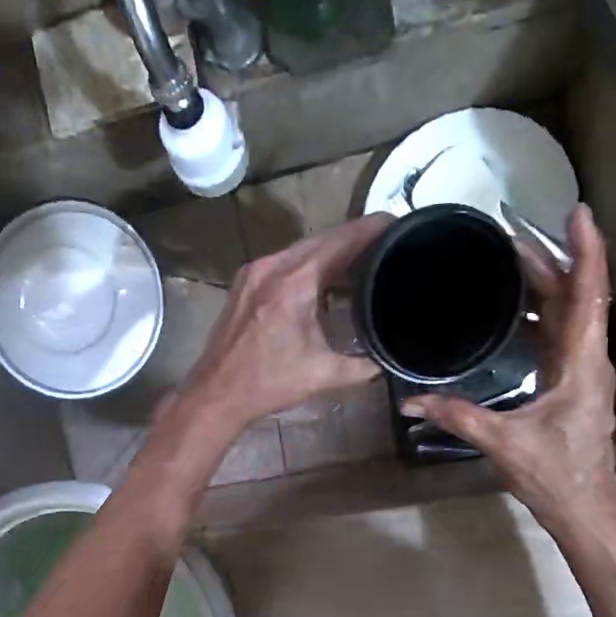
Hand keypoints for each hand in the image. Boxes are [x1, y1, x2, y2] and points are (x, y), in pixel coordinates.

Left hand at [178, 214, 389, 433]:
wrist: (217, 393)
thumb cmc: (269, 383)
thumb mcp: (325, 374)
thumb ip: (365, 365)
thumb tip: (391, 358)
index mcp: (294, 282)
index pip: (342, 241)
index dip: (372, 228)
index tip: (399, 223)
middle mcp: (272, 266)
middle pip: (323, 239)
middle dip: (356, 237)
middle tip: (388, 243)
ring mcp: (254, 271)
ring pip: (302, 248)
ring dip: (331, 250)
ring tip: (363, 258)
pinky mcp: (245, 281)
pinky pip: (284, 260)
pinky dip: (309, 262)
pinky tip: (326, 277)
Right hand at [403, 205, 615, 531]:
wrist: (584, 508)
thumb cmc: (554, 474)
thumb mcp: (501, 442)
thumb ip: (456, 415)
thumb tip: (409, 400)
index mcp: (582, 364)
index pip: (589, 295)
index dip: (587, 251)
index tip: (578, 214)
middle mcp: (589, 359)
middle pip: (579, 297)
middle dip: (553, 262)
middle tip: (516, 237)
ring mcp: (583, 371)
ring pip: (572, 314)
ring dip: (549, 285)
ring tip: (515, 260)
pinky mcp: (572, 383)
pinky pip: (562, 334)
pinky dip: (544, 312)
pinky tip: (516, 308)